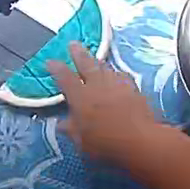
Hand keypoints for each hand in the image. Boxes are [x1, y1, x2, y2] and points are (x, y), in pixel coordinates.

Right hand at [46, 41, 164, 163]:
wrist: (139, 141)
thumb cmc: (105, 144)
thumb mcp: (81, 142)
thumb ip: (71, 130)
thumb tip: (62, 124)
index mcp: (80, 98)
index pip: (65, 78)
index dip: (57, 68)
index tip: (50, 60)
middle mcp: (97, 86)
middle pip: (86, 64)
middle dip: (78, 53)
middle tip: (73, 43)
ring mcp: (117, 86)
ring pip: (105, 68)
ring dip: (98, 62)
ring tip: (94, 58)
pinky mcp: (134, 90)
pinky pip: (122, 76)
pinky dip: (116, 73)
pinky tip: (117, 74)